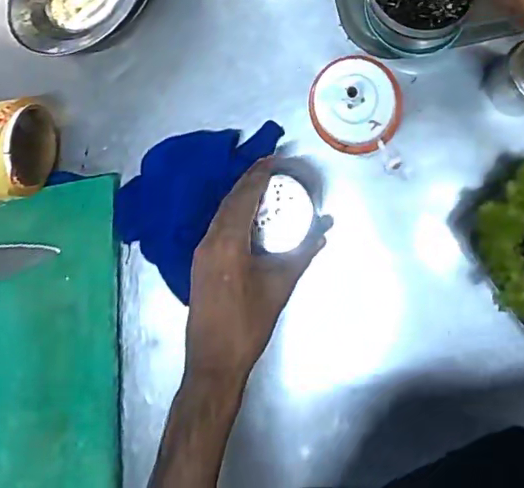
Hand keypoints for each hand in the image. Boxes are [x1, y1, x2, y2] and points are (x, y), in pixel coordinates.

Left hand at [185, 161, 329, 387]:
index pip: (243, 197)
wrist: (213, 364)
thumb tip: (324, 232)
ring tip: (261, 184)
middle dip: (249, 180)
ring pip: (221, 213)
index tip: (273, 160)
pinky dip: (233, 212)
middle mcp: (209, 242)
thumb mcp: (280, 286)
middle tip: (269, 165)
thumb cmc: (248, 325)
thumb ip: (302, 254)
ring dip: (240, 195)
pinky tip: (246, 215)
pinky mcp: (199, 265)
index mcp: (227, 243)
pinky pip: (217, 226)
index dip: (258, 176)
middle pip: (229, 201)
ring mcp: (200, 254)